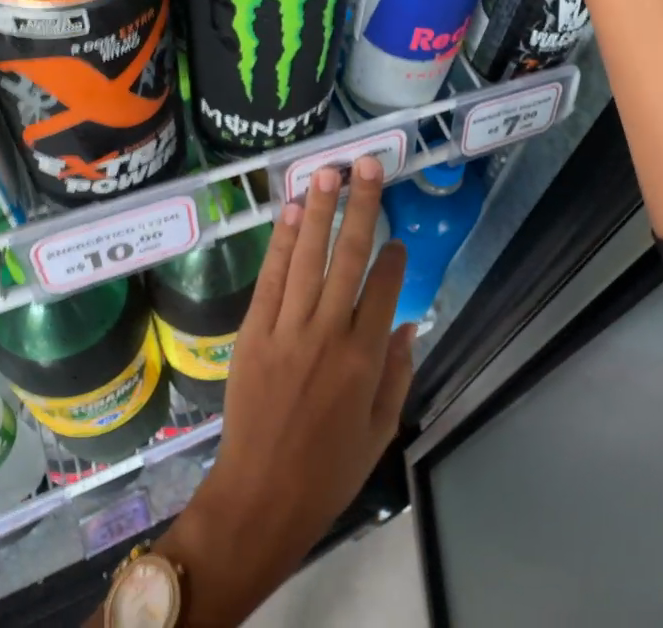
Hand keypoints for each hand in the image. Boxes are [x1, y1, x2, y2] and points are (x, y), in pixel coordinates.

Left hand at [138, 156, 413, 627]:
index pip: (384, 289)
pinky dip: (281, 245)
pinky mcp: (253, 334)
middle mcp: (328, 334)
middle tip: (368, 165)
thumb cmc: (328, 471)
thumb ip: (399, 373)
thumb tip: (409, 325)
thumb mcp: (381, 429)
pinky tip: (291, 214)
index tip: (397, 238)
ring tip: (329, 171)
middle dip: (360, 207)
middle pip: (347, 258)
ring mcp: (286, 330)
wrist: (260, 498)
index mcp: (365, 359)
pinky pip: (271, 280)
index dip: (393, 258)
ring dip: (318, 211)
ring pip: (307, 259)